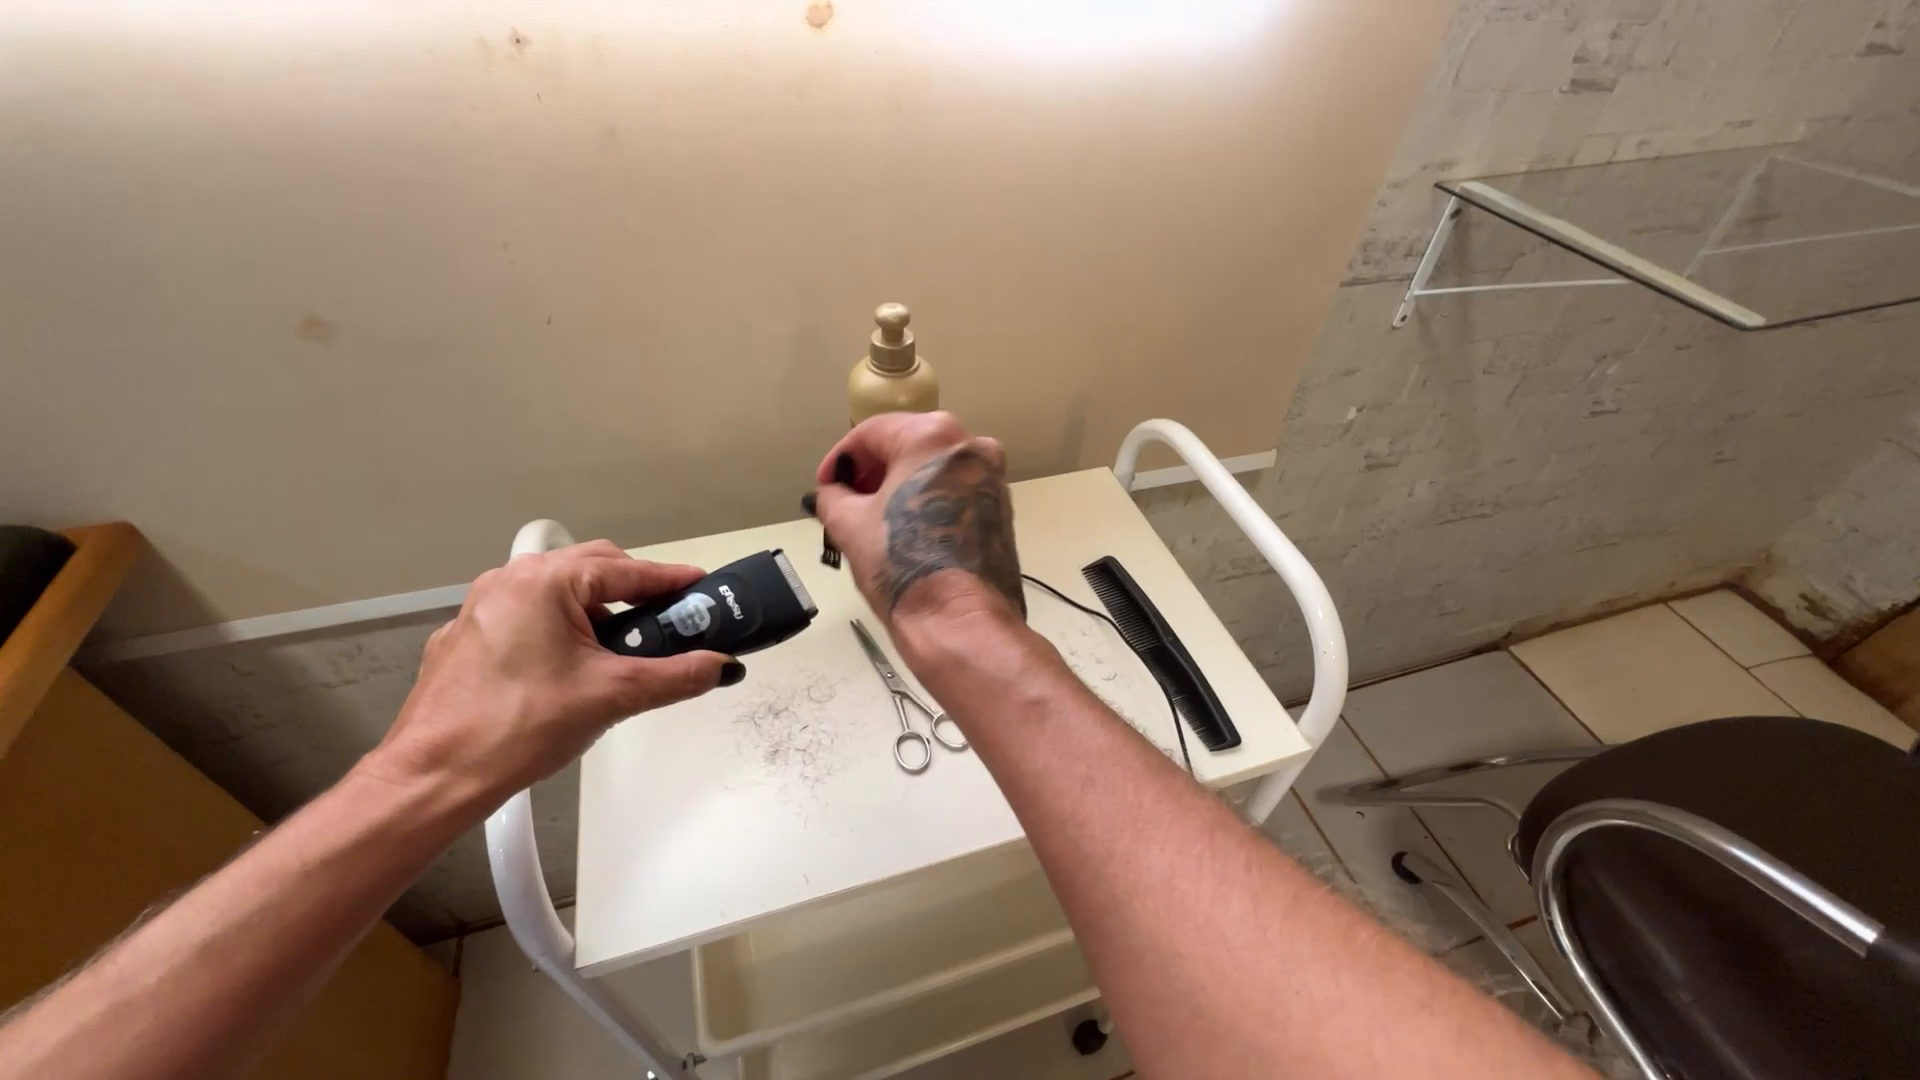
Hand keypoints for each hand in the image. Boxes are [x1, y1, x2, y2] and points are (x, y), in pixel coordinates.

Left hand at [357, 541, 736, 805]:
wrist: (433, 779)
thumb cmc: (519, 727)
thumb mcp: (614, 696)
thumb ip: (677, 676)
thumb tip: (721, 666)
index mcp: (544, 582)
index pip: (627, 570)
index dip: (671, 579)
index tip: (703, 586)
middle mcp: (508, 582)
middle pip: (591, 570)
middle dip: (634, 590)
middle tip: (668, 618)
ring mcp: (481, 609)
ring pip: (558, 593)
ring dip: (598, 610)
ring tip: (624, 647)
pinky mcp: (466, 639)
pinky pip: (529, 616)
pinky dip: (562, 627)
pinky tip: (573, 666)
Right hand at [813, 412, 1025, 631]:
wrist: (961, 622)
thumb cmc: (902, 565)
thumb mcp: (848, 525)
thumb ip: (832, 496)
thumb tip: (833, 492)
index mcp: (933, 436)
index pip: (871, 433)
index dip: (838, 460)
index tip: (824, 486)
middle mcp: (971, 446)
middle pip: (907, 447)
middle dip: (871, 473)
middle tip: (845, 503)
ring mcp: (993, 478)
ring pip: (933, 471)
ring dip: (899, 489)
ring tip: (871, 522)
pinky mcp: (1002, 510)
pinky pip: (954, 493)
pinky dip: (927, 504)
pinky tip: (905, 533)